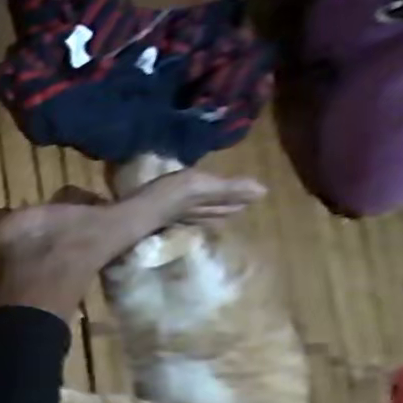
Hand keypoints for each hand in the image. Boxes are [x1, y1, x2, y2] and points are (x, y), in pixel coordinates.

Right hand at [116, 167, 266, 228]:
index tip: (255, 196)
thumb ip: (232, 188)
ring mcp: (177, 216)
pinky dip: (186, 213)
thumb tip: (264, 192)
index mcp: (208, 206)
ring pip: (199, 214)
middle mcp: (195, 214)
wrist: (138, 211)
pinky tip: (183, 214)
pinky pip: (179, 215)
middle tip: (239, 204)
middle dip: (227, 208)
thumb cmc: (173, 196)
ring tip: (216, 210)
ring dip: (208, 212)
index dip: (242, 199)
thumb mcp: (206, 186)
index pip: (229, 204)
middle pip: (216, 212)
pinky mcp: (160, 215)